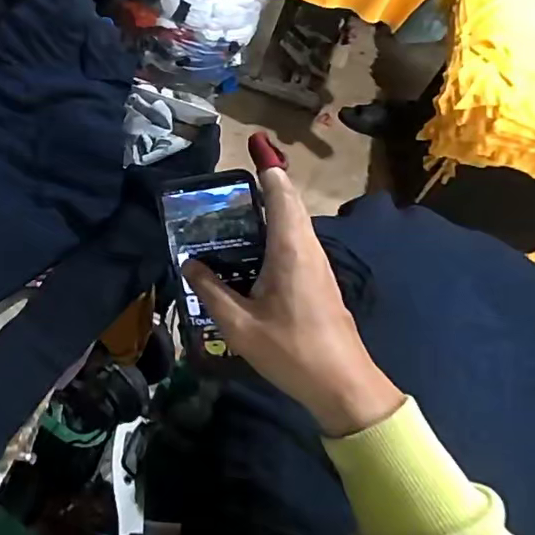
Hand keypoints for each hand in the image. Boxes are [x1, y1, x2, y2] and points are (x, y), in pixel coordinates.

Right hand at [183, 134, 404, 436]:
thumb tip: (189, 262)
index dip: (267, 168)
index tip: (252, 146)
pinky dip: (272, 229)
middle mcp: (307, 248)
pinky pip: (293, 239)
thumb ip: (211, 289)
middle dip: (263, 183)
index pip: (281, 194)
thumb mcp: (239, 325)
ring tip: (229, 209)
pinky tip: (248, 247)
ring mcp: (316, 264)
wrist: (345, 388)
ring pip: (292, 221)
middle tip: (227, 180)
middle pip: (288, 202)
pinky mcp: (317, 279)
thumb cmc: (292, 351)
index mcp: (290, 249)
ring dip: (267, 207)